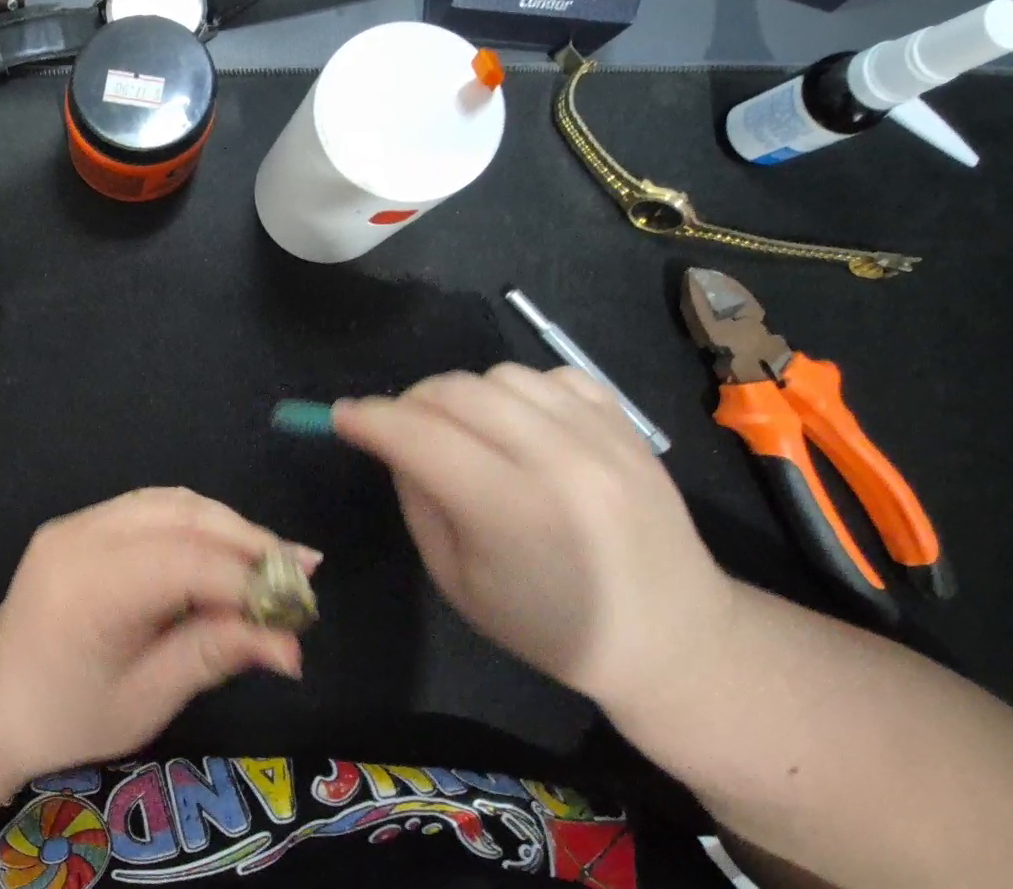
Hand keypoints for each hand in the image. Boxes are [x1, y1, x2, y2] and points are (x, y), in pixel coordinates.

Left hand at [0, 487, 315, 779]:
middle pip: (182, 516)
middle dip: (249, 542)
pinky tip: (226, 548)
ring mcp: (75, 523)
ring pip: (170, 502)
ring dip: (228, 525)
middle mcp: (79, 539)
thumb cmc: (66, 716)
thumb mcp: (145, 700)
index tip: (300, 607)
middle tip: (303, 573)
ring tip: (275, 561)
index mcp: (89, 592)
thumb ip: (213, 655)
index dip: (249, 579)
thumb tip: (289, 643)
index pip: (185, 563)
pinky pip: (150, 507)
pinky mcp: (79, 523)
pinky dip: (197, 522)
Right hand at [334, 364, 734, 708]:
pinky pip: (554, 376)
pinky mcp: (629, 428)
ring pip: (501, 376)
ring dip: (462, 396)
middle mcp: (559, 462)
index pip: (419, 437)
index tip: (341, 417)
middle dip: (409, 403)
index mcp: (511, 512)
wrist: (672, 637)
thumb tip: (395, 445)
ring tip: (460, 430)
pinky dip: (519, 391)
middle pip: (457, 393)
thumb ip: (420, 501)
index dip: (368, 419)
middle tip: (396, 430)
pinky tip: (516, 424)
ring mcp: (603, 438)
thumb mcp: (456, 580)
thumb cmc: (547, 625)